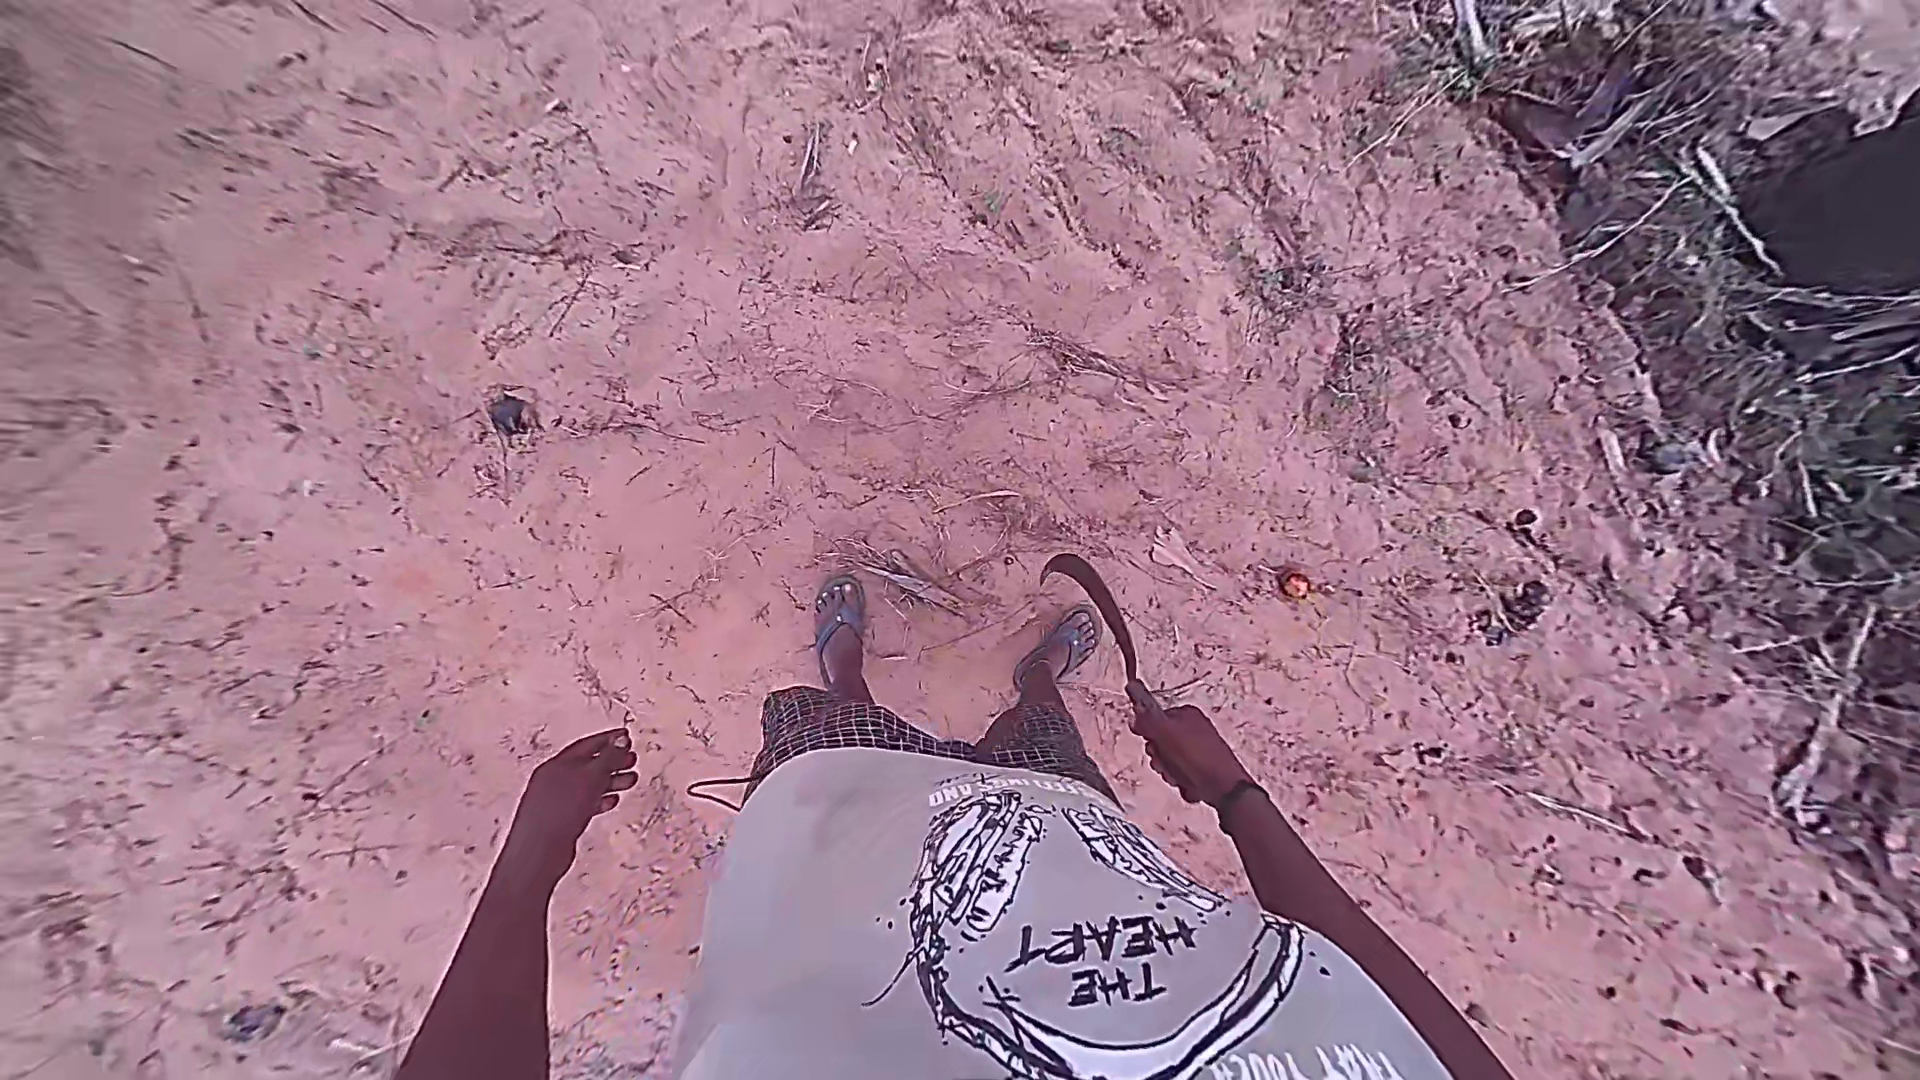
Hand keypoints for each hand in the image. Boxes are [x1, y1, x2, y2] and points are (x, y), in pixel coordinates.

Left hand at [496, 728, 637, 890]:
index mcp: (556, 765)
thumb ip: (609, 756)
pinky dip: (600, 798)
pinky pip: (584, 802)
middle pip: (589, 763)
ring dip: (611, 780)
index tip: (625, 736)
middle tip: (631, 758)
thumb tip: (620, 740)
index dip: (609, 739)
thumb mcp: (592, 776)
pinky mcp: (559, 819)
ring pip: (589, 784)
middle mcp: (552, 780)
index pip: (588, 744)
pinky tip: (610, 801)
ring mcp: (555, 800)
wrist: (540, 852)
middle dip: (613, 760)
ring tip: (629, 780)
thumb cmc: (558, 812)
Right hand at [1127, 682, 1251, 805]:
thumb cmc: (1198, 757)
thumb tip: (1133, 705)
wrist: (1225, 789)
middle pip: (1160, 742)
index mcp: (1186, 714)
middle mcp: (1194, 729)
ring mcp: (1200, 749)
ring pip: (1169, 760)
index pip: (1154, 719)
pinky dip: (1181, 780)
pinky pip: (1182, 774)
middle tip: (1164, 763)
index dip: (1149, 734)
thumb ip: (1146, 719)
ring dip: (1168, 771)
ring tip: (1178, 776)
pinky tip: (1187, 784)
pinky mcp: (1204, 768)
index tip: (1151, 744)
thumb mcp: (1164, 732)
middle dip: (1159, 757)